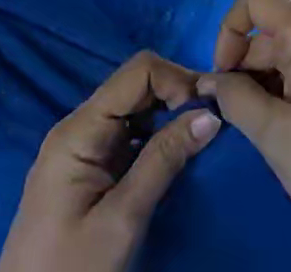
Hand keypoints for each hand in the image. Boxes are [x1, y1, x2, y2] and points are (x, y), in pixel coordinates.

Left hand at [0, 51, 221, 271]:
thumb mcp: (122, 219)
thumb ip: (164, 159)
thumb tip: (211, 114)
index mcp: (79, 131)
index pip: (138, 71)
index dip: (176, 80)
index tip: (205, 111)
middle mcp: (79, 127)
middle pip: (138, 83)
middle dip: (177, 93)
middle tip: (211, 121)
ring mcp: (83, 147)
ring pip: (137, 105)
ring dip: (171, 112)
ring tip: (200, 135)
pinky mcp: (89, 167)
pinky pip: (130, 131)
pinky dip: (158, 133)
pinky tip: (177, 153)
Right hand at [194, 0, 290, 242]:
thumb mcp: (273, 132)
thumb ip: (235, 98)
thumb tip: (210, 80)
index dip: (228, 31)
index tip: (222, 79)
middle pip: (262, 33)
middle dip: (237, 69)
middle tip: (225, 119)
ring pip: (274, 56)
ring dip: (254, 87)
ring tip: (252, 132)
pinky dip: (273, 94)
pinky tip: (271, 131)